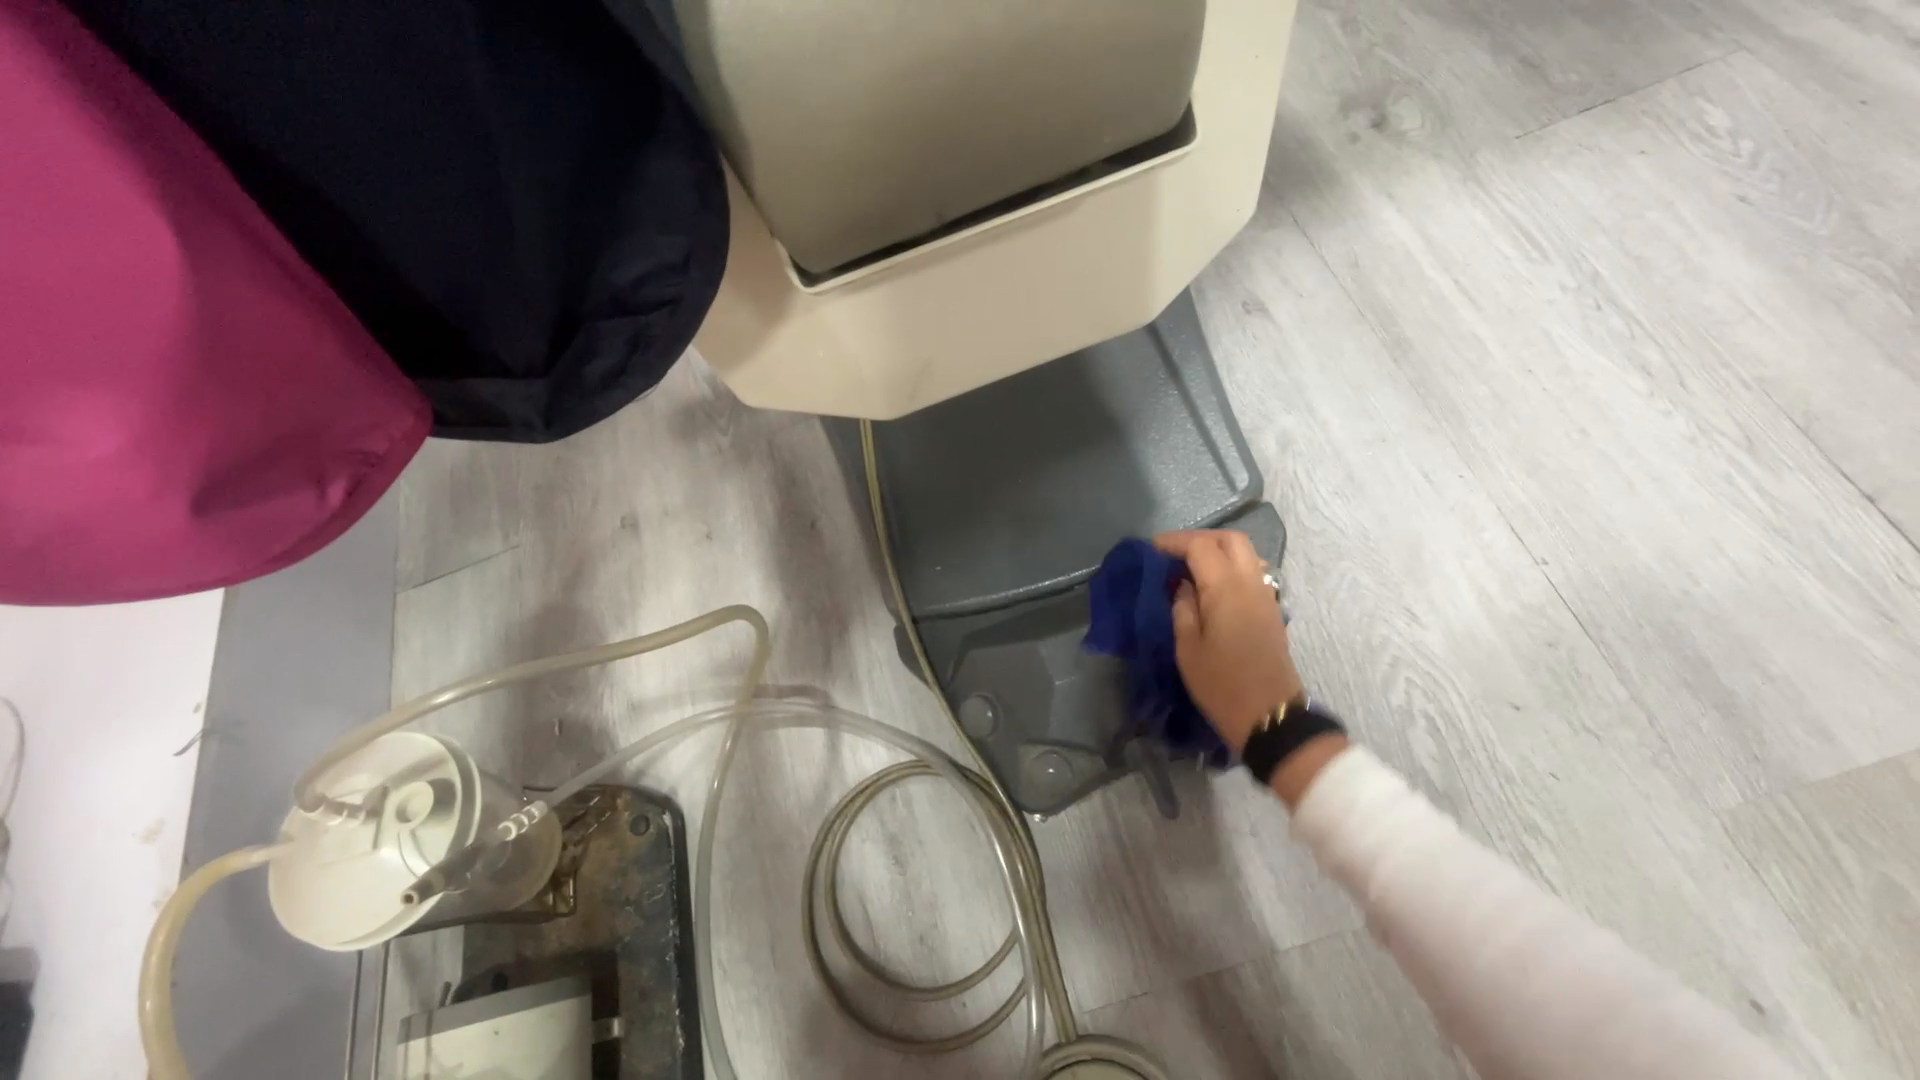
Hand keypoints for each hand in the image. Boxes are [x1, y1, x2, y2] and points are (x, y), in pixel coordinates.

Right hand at [1154, 529, 1304, 752]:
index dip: (1173, 542)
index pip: (1199, 547)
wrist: (1268, 713)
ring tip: (1191, 567)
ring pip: (1245, 553)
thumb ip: (1183, 608)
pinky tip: (1212, 586)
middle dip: (1200, 539)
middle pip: (1230, 539)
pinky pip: (1252, 571)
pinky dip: (1231, 566)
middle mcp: (1250, 582)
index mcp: (1225, 588)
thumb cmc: (1220, 684)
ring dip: (1218, 550)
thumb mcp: (1188, 647)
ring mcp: (1266, 594)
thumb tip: (1182, 585)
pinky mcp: (1271, 608)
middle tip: (1173, 554)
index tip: (1151, 549)